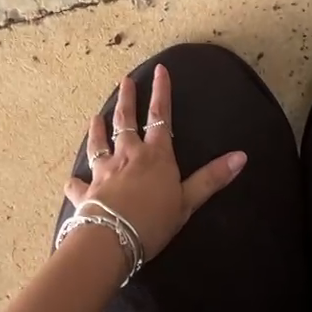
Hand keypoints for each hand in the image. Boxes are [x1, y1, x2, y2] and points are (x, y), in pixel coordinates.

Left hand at [65, 64, 246, 259]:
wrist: (109, 241)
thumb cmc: (152, 220)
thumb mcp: (188, 201)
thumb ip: (212, 178)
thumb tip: (242, 156)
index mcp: (156, 155)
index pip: (160, 116)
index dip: (161, 92)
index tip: (160, 69)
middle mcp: (128, 156)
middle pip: (126, 122)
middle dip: (127, 99)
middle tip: (124, 81)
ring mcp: (104, 173)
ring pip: (99, 145)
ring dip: (97, 130)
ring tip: (95, 117)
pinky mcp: (86, 194)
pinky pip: (78, 186)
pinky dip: (75, 182)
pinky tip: (70, 180)